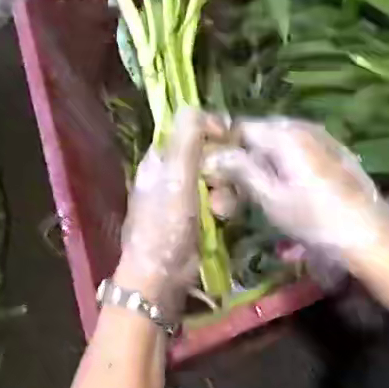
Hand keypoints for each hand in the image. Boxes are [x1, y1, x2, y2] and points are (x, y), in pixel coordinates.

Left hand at [112, 108, 217, 314]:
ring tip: (221, 210)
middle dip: (222, 166)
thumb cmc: (164, 225)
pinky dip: (225, 207)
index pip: (189, 128)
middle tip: (222, 183)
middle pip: (209, 152)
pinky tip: (224, 219)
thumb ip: (188, 139)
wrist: (160, 279)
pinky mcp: (199, 217)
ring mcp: (185, 196)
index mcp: (159, 158)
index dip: (211, 129)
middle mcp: (171, 172)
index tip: (229, 138)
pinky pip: (221, 199)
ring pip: (218, 177)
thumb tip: (200, 108)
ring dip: (226, 190)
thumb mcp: (176, 176)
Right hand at [203, 118, 388, 270]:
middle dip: (244, 156)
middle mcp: (303, 126)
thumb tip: (211, 154)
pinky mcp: (334, 150)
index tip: (215, 175)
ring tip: (258, 193)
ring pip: (279, 141)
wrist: (370, 233)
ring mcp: (322, 136)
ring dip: (264, 161)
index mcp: (285, 134)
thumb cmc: (316, 218)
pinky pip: (298, 148)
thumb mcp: (271, 198)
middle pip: (260, 133)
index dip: (224, 148)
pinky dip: (285, 162)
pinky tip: (286, 189)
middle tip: (234, 190)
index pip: (240, 128)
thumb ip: (241, 170)